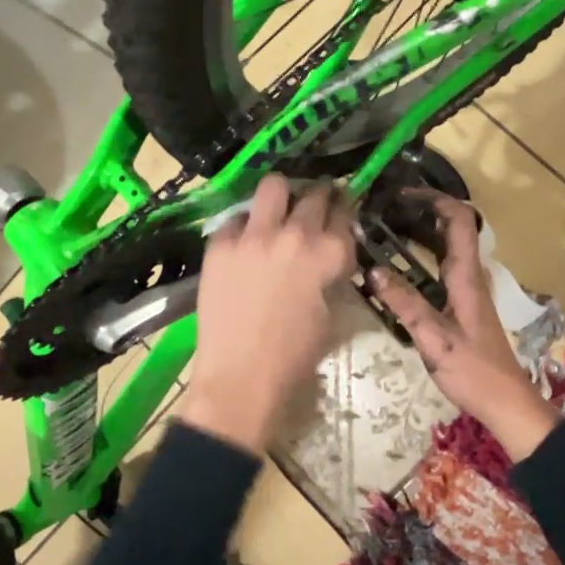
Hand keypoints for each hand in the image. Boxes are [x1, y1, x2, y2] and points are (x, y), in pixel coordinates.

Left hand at [183, 175, 356, 453]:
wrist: (242, 379)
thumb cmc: (295, 359)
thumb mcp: (332, 315)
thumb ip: (333, 277)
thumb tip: (329, 259)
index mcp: (331, 254)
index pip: (345, 212)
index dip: (344, 209)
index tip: (341, 210)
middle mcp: (296, 234)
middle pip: (313, 195)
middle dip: (318, 197)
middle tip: (313, 206)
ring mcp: (254, 235)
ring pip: (272, 186)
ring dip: (280, 195)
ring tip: (277, 208)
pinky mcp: (220, 245)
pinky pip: (235, 218)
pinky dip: (243, 225)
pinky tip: (244, 242)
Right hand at [367, 191, 558, 460]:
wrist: (506, 403)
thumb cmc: (474, 372)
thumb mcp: (434, 339)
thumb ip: (405, 304)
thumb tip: (373, 271)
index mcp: (467, 277)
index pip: (459, 220)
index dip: (435, 199)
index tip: (401, 194)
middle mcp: (469, 277)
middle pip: (451, 229)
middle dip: (421, 212)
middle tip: (383, 211)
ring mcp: (467, 292)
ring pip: (445, 250)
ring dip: (419, 235)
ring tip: (382, 233)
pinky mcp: (462, 307)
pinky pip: (440, 270)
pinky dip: (419, 260)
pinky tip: (395, 272)